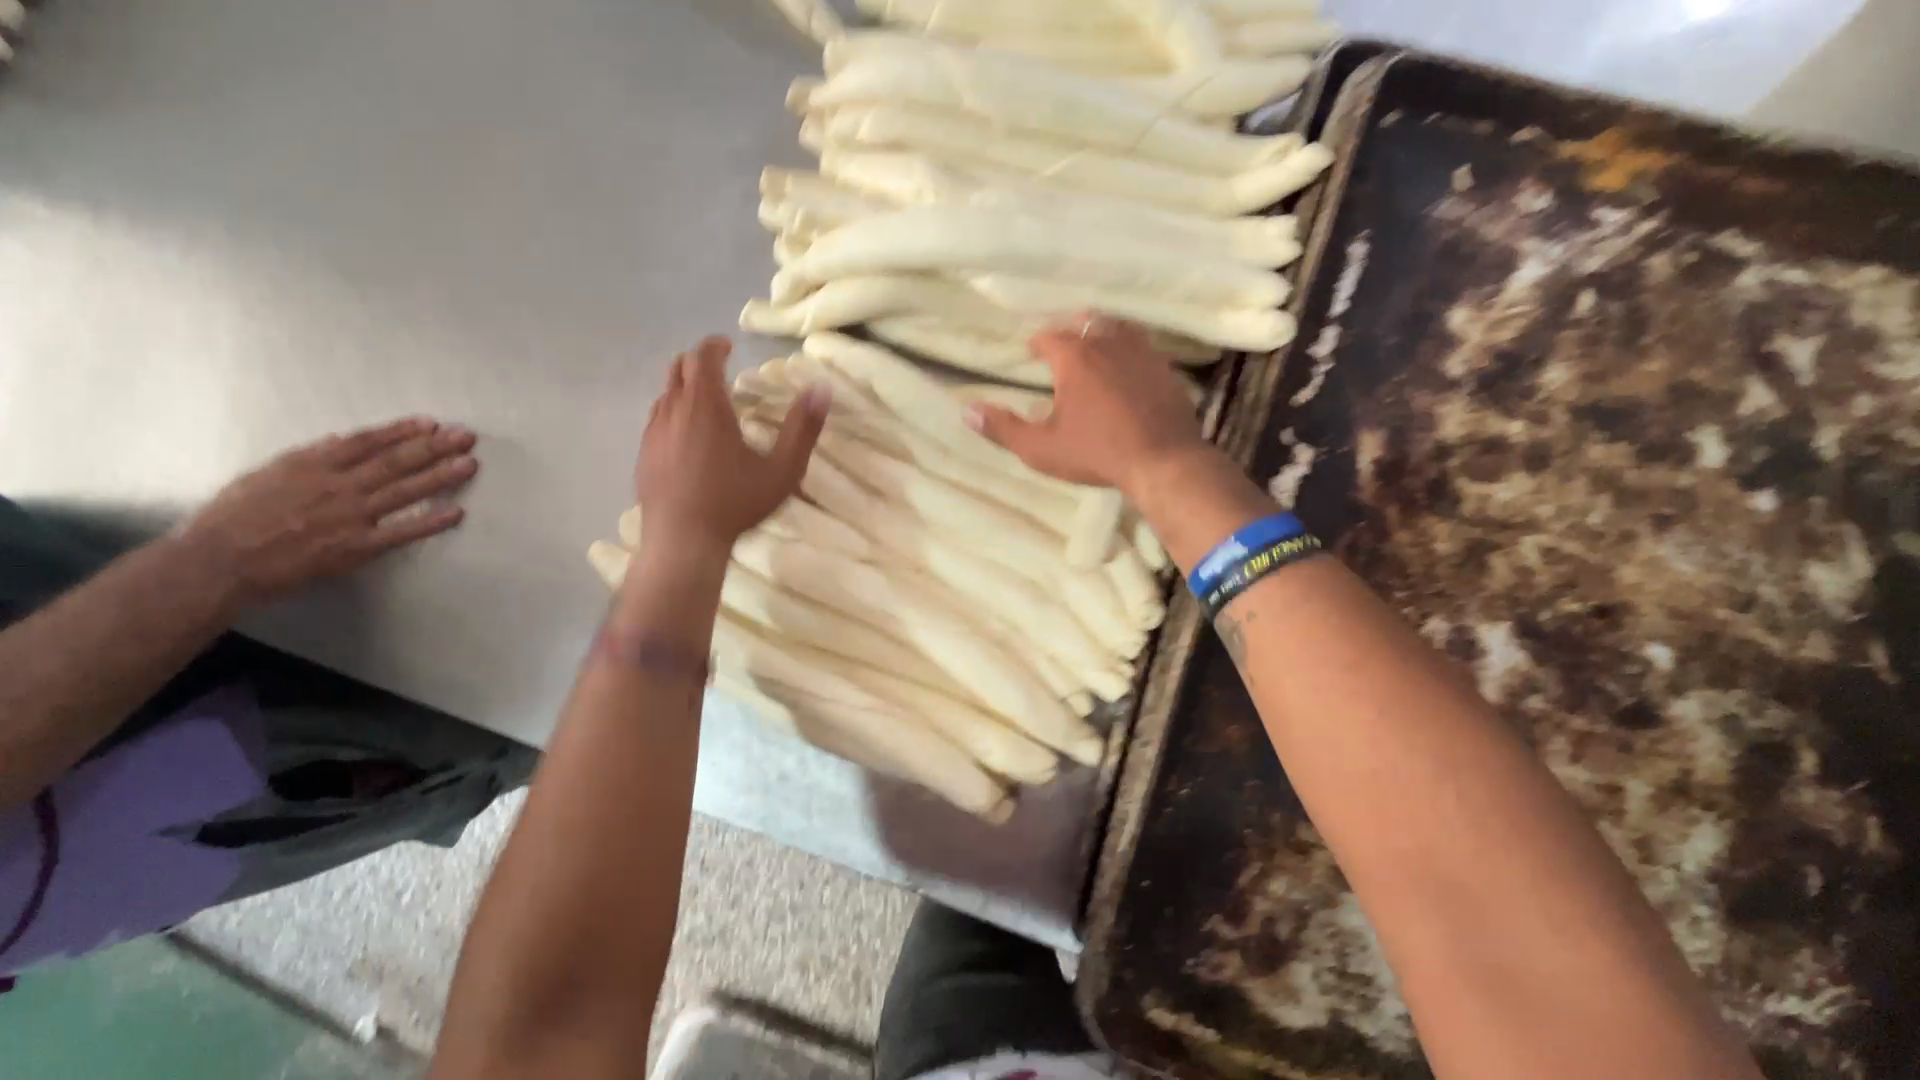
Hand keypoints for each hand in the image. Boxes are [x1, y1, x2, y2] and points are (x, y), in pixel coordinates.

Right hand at [179, 417, 477, 607]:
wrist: (218, 561)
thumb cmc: (235, 517)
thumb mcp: (268, 474)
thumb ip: (311, 458)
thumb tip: (345, 441)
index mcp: (313, 464)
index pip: (367, 442)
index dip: (402, 431)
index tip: (431, 423)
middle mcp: (336, 486)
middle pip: (394, 461)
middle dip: (433, 447)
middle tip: (465, 437)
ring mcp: (349, 516)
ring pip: (403, 491)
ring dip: (440, 477)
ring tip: (469, 464)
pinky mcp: (355, 547)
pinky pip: (401, 533)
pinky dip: (431, 522)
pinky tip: (457, 513)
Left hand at [635, 336, 827, 558]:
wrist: (683, 540)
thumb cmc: (735, 503)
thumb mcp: (782, 470)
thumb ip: (802, 428)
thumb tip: (821, 389)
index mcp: (706, 406)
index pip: (702, 357)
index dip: (714, 346)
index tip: (728, 346)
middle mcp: (674, 410)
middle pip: (679, 369)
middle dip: (698, 362)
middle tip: (719, 369)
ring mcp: (653, 433)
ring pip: (665, 394)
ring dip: (684, 388)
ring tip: (704, 401)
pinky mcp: (643, 455)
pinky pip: (656, 420)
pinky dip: (672, 414)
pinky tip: (686, 436)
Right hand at [964, 313, 1210, 495]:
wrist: (1163, 461)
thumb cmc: (1096, 453)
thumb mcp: (1041, 448)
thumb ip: (1003, 428)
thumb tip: (967, 411)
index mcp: (1075, 357)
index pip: (1049, 336)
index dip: (1037, 342)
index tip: (1031, 352)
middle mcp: (1108, 344)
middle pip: (1085, 322)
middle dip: (1070, 329)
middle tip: (1062, 343)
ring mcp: (1142, 352)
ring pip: (1118, 327)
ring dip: (1102, 332)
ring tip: (1095, 344)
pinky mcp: (1165, 369)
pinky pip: (1144, 346)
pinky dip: (1130, 349)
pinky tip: (1130, 366)